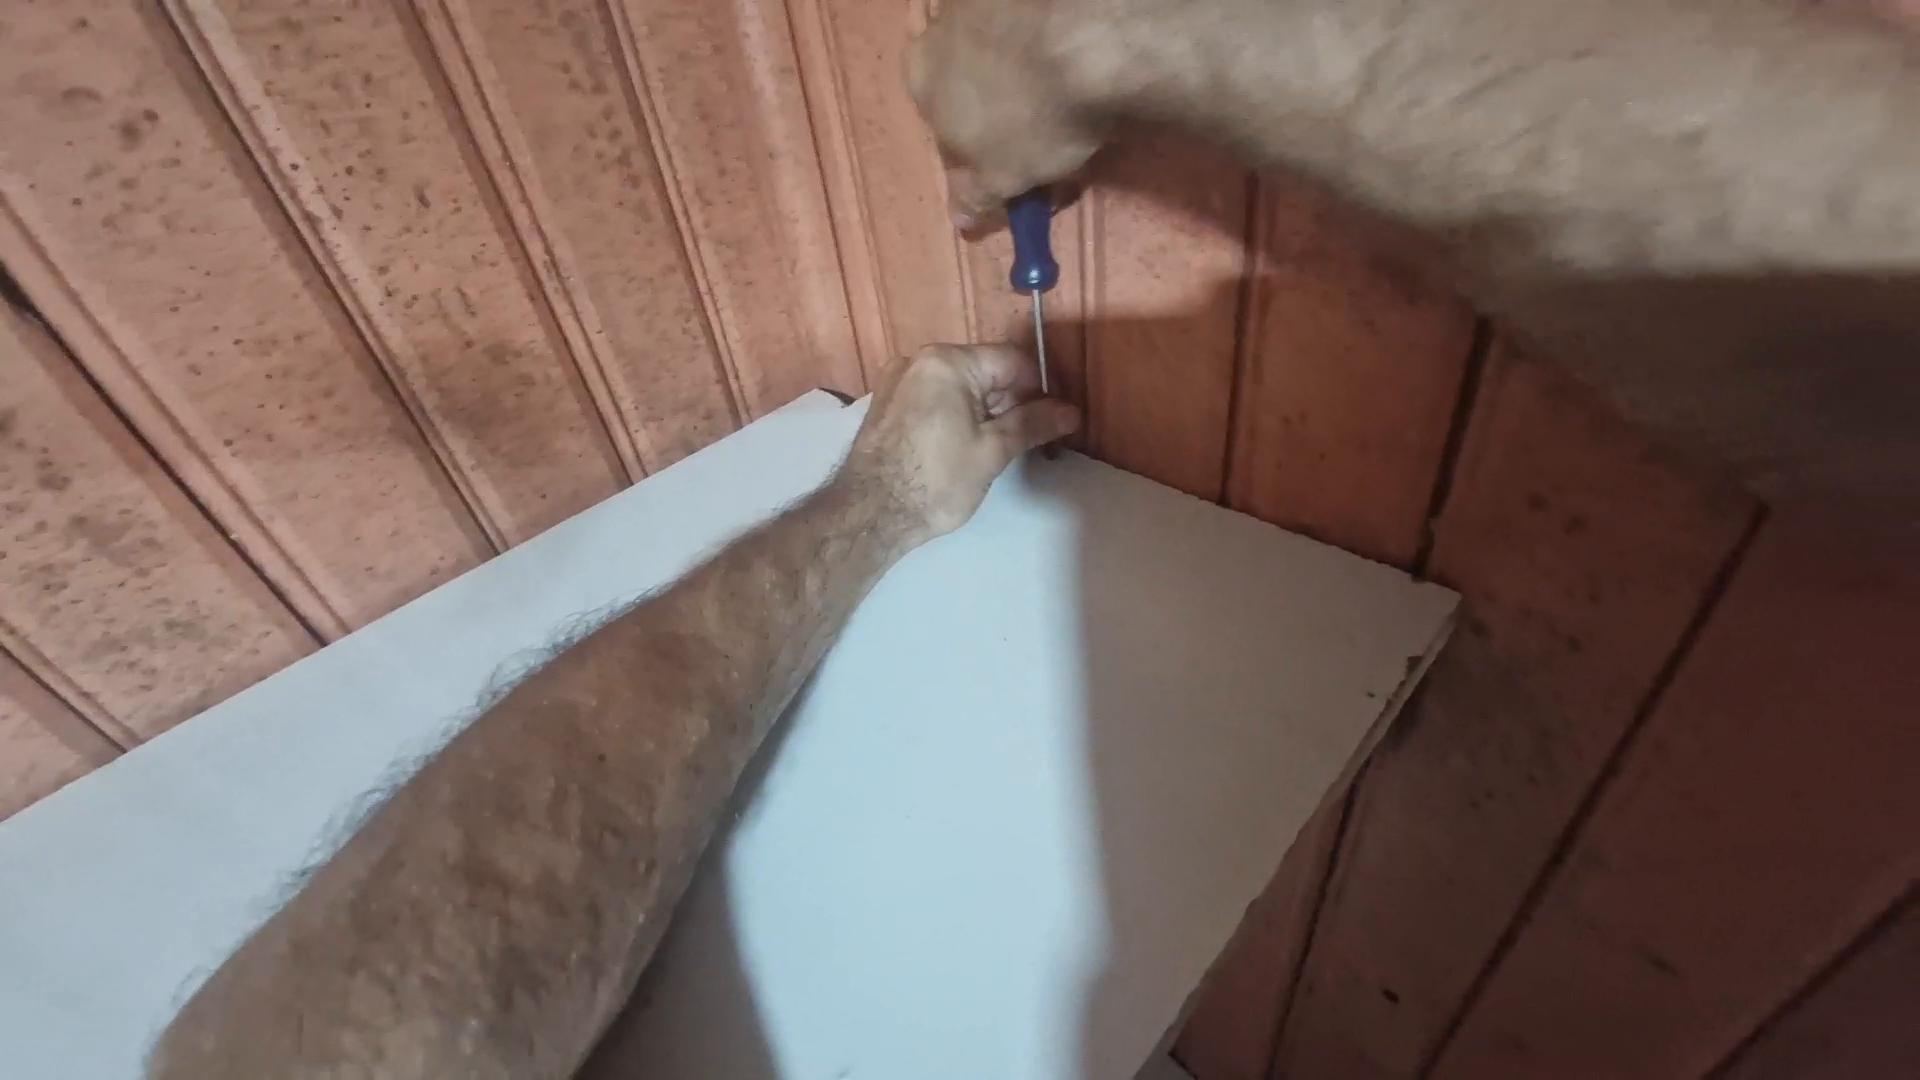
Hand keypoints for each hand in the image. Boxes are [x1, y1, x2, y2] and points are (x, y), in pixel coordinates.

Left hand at [842, 344, 1079, 542]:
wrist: (871, 515)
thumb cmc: (935, 481)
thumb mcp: (992, 451)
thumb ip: (1032, 424)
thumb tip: (1071, 411)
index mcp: (946, 361)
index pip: (1012, 361)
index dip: (1042, 389)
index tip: (1058, 419)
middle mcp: (918, 360)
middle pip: (984, 370)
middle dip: (1013, 401)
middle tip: (1032, 439)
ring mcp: (898, 382)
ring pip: (959, 386)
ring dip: (986, 410)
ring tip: (1001, 447)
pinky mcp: (887, 405)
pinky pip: (935, 399)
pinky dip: (957, 415)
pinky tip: (966, 446)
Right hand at [906, 0, 1109, 228]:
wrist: (1091, 38)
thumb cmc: (1033, 120)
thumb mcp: (1001, 178)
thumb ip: (974, 196)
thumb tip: (959, 216)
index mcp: (921, 77)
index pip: (942, 131)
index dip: (975, 158)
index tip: (1007, 173)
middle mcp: (941, 25)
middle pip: (967, 84)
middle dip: (997, 114)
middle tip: (1041, 141)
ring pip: (1000, 50)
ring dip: (1023, 75)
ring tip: (1067, 100)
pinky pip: (1035, 24)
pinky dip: (1049, 43)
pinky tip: (1078, 62)